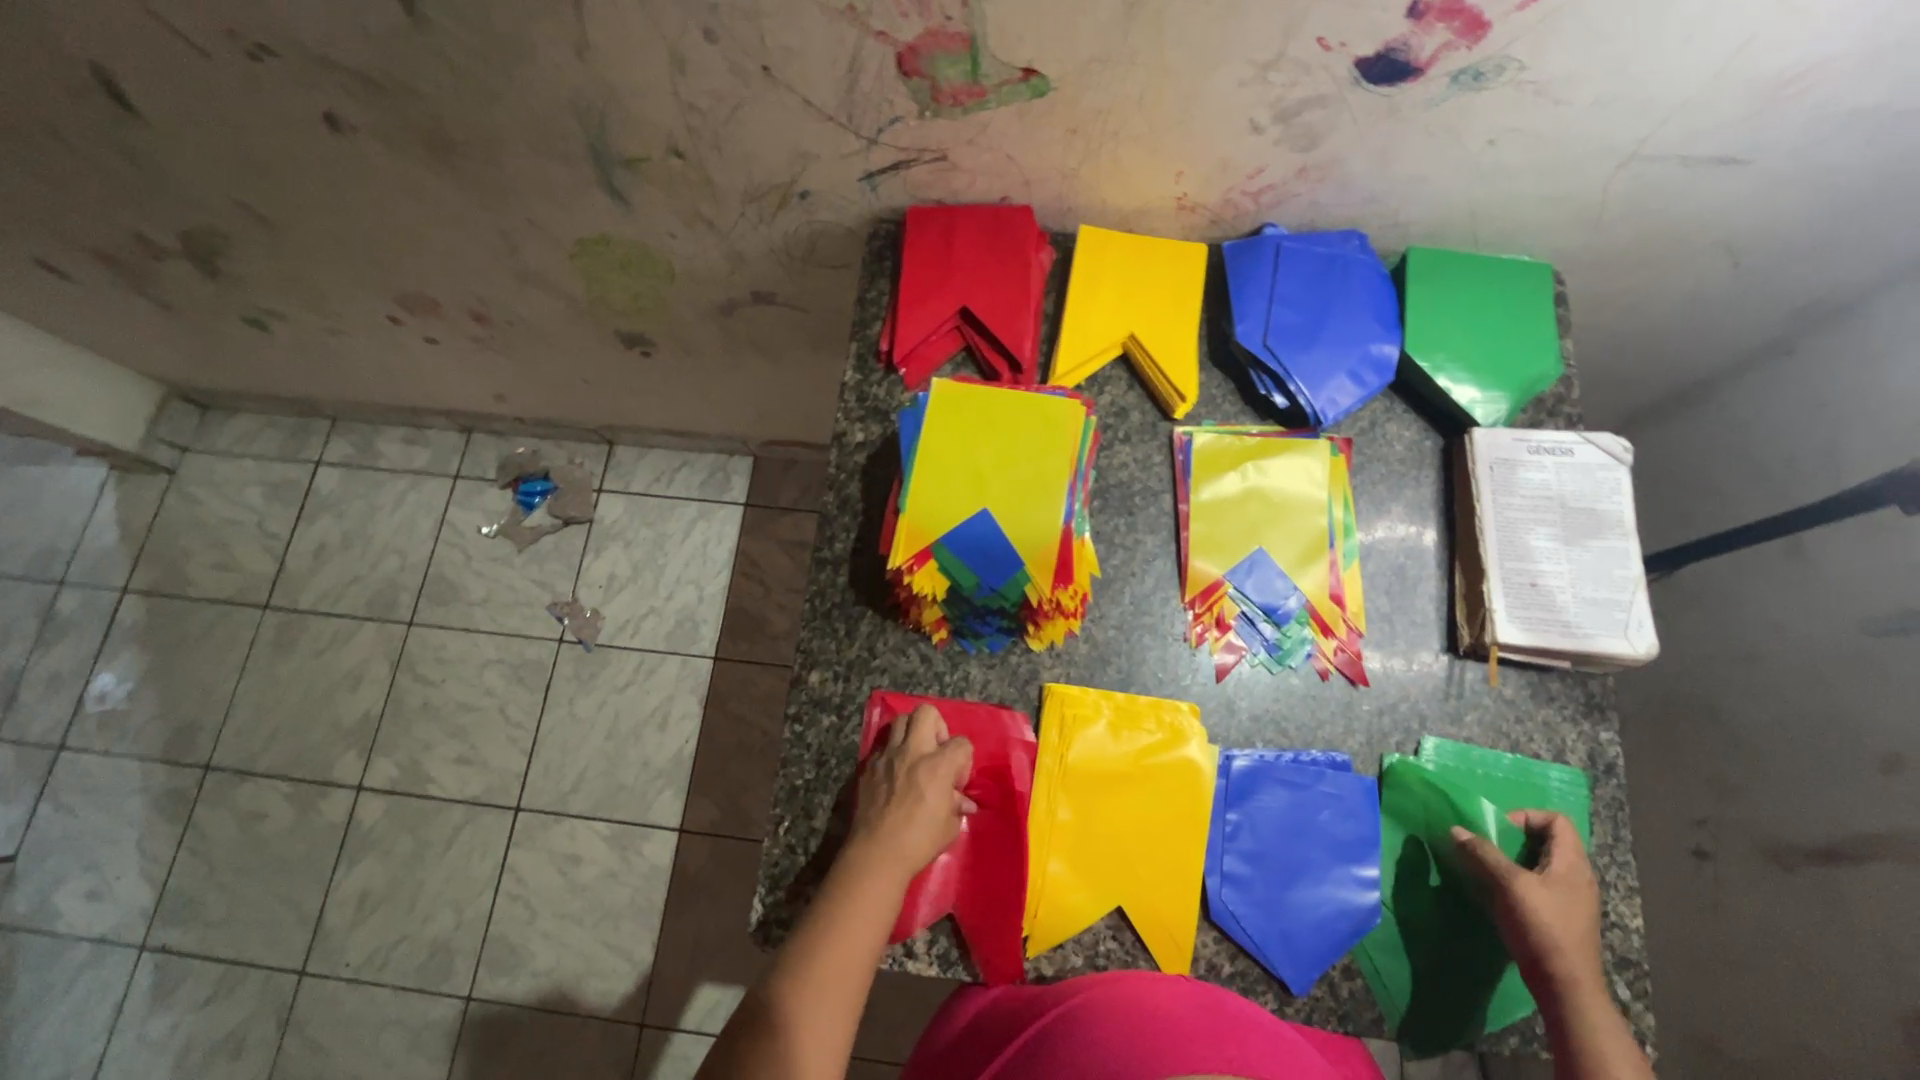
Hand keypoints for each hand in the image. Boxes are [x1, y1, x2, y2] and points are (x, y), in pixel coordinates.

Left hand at [845, 705, 975, 887]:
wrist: (875, 853)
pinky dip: (892, 753)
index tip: (957, 782)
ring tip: (915, 756)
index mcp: (938, 765)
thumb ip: (956, 805)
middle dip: (938, 727)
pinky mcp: (867, 765)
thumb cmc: (918, 842)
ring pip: (900, 721)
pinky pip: (883, 746)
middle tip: (937, 752)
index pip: (961, 743)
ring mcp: (886, 756)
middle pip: (927, 713)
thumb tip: (963, 802)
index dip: (964, 760)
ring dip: (912, 733)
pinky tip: (895, 774)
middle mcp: (912, 751)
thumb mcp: (949, 826)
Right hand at [1451, 810, 1605, 1000]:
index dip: (1526, 817)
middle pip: (1548, 841)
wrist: (1566, 985)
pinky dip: (1518, 881)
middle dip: (1514, 839)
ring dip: (1513, 860)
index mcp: (1573, 863)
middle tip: (1488, 848)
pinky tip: (1499, 894)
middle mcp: (1578, 876)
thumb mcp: (1509, 885)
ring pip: (1541, 864)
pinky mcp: (1562, 915)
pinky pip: (1540, 884)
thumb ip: (1483, 854)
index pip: (1557, 820)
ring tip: (1488, 869)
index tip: (1499, 831)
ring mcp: (1572, 898)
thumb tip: (1456, 829)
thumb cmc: (1541, 928)